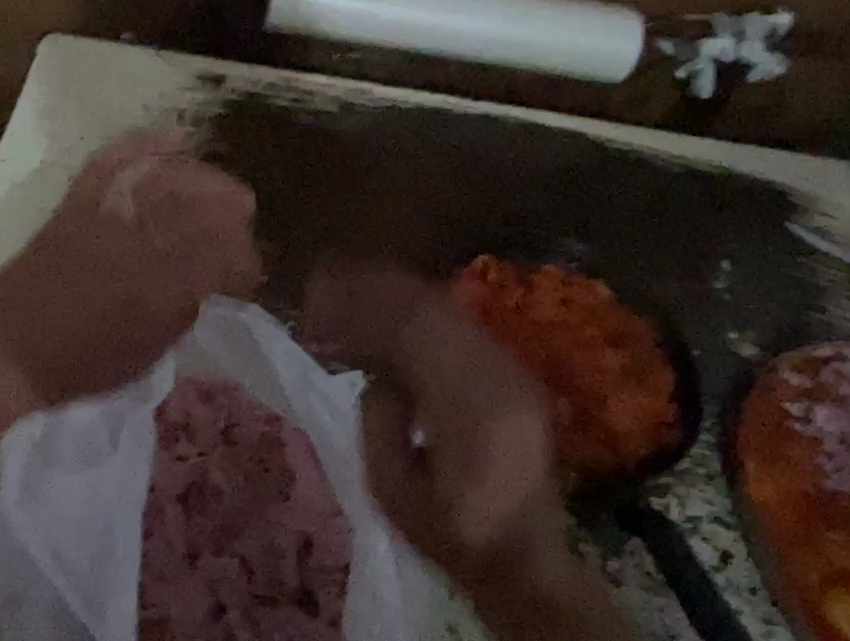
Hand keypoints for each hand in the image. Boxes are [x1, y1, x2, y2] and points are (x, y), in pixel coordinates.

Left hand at [0, 128, 261, 408]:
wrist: (6, 353)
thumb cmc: (80, 365)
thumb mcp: (149, 351)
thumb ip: (184, 310)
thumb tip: (208, 281)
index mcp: (163, 285)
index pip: (224, 252)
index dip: (245, 257)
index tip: (249, 270)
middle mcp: (139, 242)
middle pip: (202, 205)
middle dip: (232, 210)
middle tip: (242, 221)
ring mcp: (105, 216)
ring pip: (166, 179)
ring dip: (202, 178)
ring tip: (217, 186)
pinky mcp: (76, 204)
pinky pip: (112, 162)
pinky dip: (143, 144)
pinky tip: (172, 138)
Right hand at [305, 260, 567, 583]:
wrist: (528, 562)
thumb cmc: (452, 534)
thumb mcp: (391, 490)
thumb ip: (378, 418)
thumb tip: (378, 372)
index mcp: (470, 407)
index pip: (412, 328)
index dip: (362, 304)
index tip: (322, 302)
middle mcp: (499, 376)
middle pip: (431, 307)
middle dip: (375, 291)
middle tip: (329, 288)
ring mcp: (514, 371)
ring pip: (447, 309)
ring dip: (396, 300)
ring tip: (353, 301)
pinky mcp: (515, 375)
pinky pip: (460, 326)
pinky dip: (420, 317)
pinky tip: (391, 326)